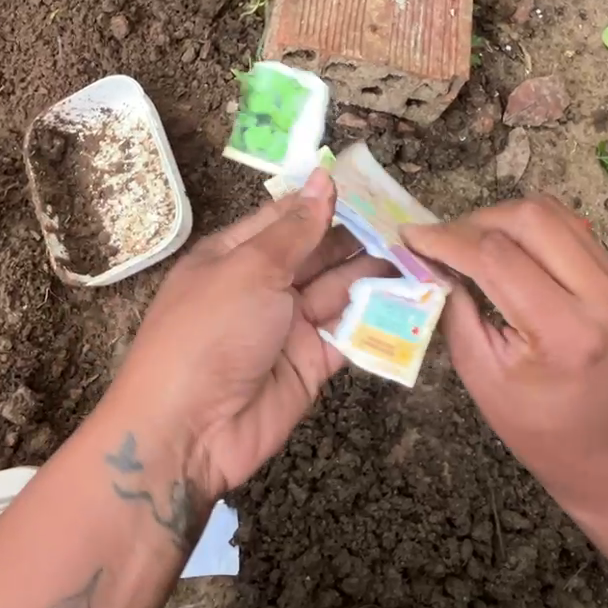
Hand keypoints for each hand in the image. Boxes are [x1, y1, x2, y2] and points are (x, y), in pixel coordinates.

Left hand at [107, 171, 391, 498]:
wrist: (188, 430)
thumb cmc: (210, 331)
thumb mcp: (250, 268)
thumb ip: (296, 229)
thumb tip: (323, 178)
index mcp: (236, 254)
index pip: (286, 218)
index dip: (324, 202)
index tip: (370, 185)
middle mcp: (263, 285)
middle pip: (317, 253)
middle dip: (358, 237)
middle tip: (408, 220)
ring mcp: (287, 326)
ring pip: (338, 290)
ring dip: (374, 274)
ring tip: (420, 253)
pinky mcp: (310, 363)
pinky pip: (348, 333)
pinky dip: (377, 318)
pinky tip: (413, 298)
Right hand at [403, 196, 607, 513]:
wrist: (606, 454)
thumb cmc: (536, 427)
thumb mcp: (480, 373)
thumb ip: (455, 307)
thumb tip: (428, 258)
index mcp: (565, 332)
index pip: (497, 256)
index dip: (447, 239)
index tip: (409, 236)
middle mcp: (602, 296)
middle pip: (530, 218)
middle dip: (473, 221)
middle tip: (440, 242)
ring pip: (551, 212)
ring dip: (499, 218)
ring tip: (467, 243)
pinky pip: (568, 227)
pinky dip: (526, 227)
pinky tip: (501, 248)